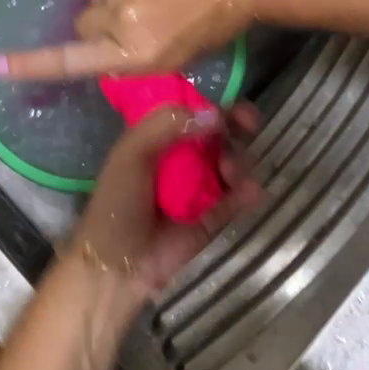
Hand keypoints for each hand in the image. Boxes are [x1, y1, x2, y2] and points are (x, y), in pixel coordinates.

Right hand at [0, 0, 258, 79]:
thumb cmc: (212, 27)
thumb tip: (102, 42)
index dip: (30, 64)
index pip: (69, 61)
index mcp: (131, 54)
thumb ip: (131, 54)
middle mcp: (120, 19)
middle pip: (84, 18)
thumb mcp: (171, 58)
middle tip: (138, 15)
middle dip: (101, 18)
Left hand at [68, 104, 260, 311]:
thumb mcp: (131, 154)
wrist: (117, 265)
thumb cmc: (117, 203)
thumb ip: (166, 125)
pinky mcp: (211, 217)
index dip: (213, 103)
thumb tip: (215, 113)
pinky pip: (235, 199)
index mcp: (157, 137)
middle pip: (218, 132)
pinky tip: (251, 191)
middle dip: (236, 126)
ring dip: (239, 159)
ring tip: (230, 171)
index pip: (191, 110)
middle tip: (248, 124)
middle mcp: (181, 157)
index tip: (232, 104)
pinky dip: (247, 192)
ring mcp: (198, 187)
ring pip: (231, 162)